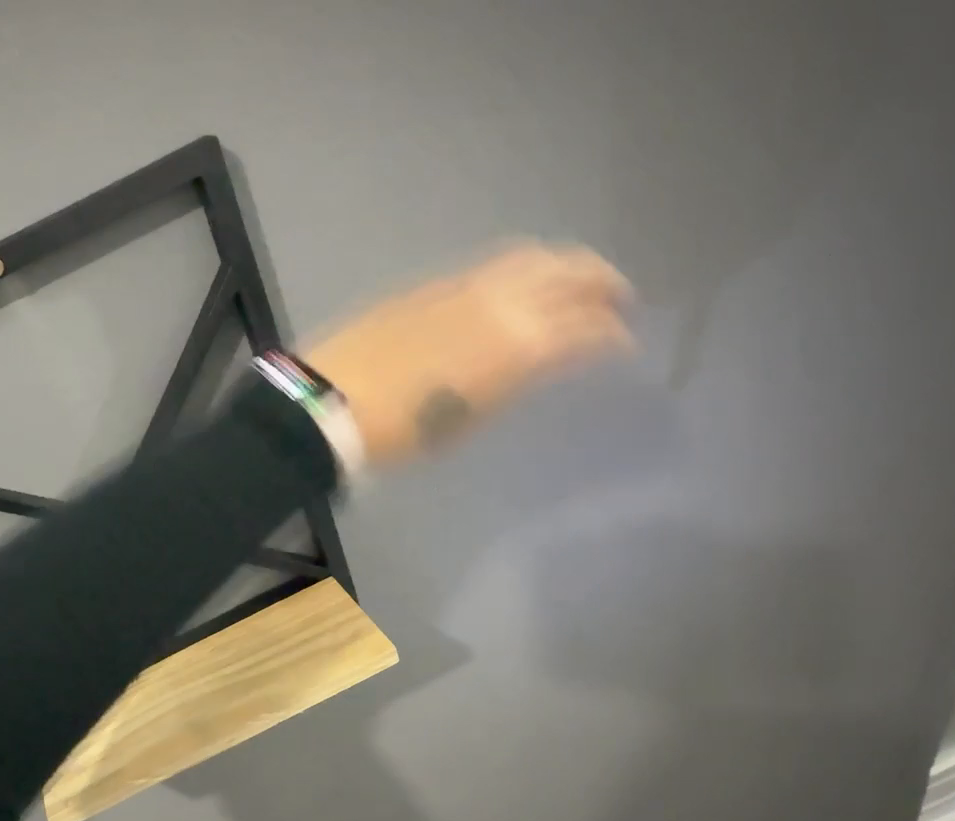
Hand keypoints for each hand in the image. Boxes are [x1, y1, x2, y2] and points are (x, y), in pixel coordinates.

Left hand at [306, 242, 633, 465]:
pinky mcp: (429, 283)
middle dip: (600, 281)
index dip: (614, 336)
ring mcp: (463, 285)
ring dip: (562, 266)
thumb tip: (535, 361)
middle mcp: (501, 303)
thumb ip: (512, 381)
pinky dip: (517, 269)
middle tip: (616, 296)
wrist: (330, 401)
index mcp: (520, 346)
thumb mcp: (469, 418)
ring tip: (572, 282)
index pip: (587, 329)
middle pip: (569, 272)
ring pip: (530, 257)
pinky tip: (515, 285)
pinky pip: (488, 266)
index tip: (625, 343)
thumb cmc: (401, 430)